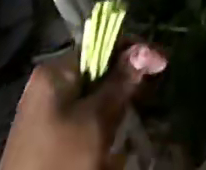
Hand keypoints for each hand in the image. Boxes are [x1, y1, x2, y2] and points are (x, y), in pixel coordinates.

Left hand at [0, 43, 165, 169]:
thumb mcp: (95, 123)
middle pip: (96, 74)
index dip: (130, 51)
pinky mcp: (48, 137)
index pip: (98, 46)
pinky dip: (97, 137)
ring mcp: (45, 112)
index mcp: (54, 71)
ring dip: (110, 121)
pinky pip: (81, 125)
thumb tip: (147, 49)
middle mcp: (48, 84)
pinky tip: (105, 156)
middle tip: (139, 109)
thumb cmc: (61, 160)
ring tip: (116, 144)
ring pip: (92, 104)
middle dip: (119, 93)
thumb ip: (120, 84)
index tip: (160, 63)